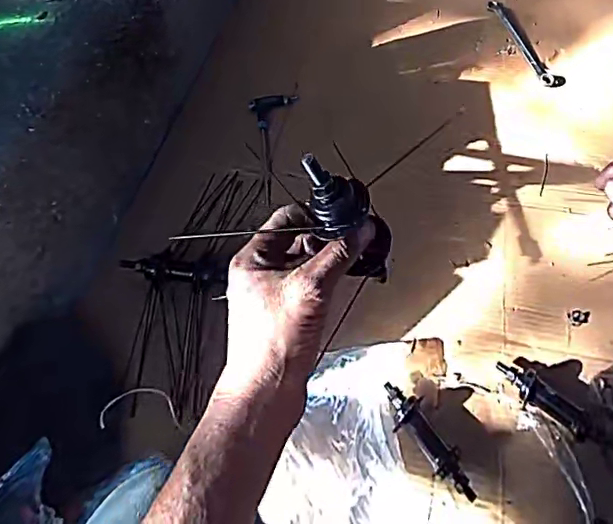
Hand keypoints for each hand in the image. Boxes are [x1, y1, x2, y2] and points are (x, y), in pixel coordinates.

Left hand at [217, 204, 374, 403]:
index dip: (315, 215)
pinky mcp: (285, 315)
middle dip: (327, 239)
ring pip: (306, 263)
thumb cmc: (271, 346)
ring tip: (350, 261)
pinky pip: (309, 286)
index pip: (286, 218)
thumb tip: (360, 231)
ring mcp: (272, 295)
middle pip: (299, 240)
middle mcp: (259, 274)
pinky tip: (342, 285)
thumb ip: (338, 254)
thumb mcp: (311, 288)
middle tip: (351, 240)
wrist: (265, 398)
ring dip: (329, 261)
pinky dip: (327, 282)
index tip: (341, 219)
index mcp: (252, 259)